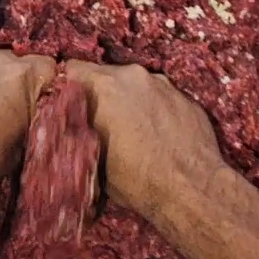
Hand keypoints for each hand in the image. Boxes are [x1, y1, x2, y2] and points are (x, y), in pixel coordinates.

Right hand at [63, 60, 232, 223]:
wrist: (192, 188)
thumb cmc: (136, 180)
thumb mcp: (93, 160)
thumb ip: (80, 132)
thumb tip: (69, 126)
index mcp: (103, 86)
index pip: (71, 69)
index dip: (66, 86)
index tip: (67, 104)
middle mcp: (131, 75)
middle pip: (104, 74)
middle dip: (99, 94)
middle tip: (101, 122)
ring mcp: (160, 82)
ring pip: (133, 83)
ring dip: (128, 99)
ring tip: (133, 129)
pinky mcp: (183, 94)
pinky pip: (159, 94)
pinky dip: (154, 107)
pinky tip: (158, 133)